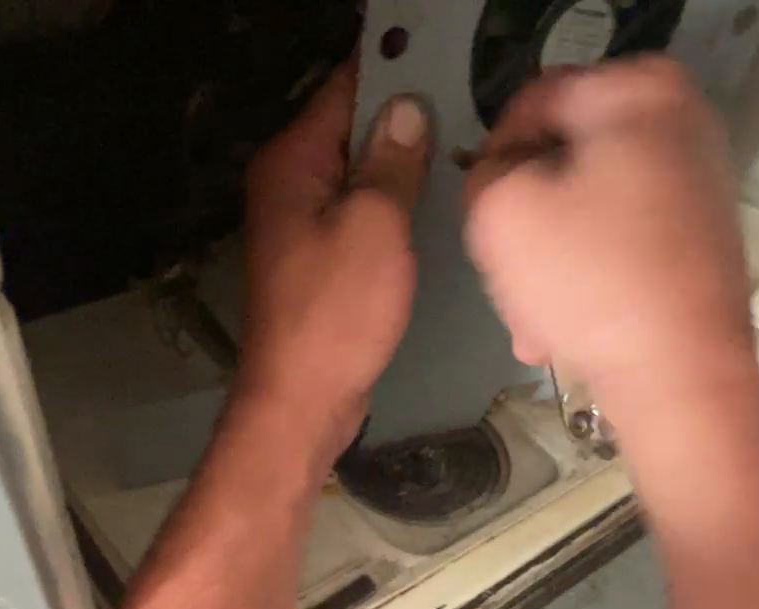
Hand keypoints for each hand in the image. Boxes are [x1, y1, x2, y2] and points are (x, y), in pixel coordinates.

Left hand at [240, 64, 431, 452]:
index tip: (448, 57)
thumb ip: (391, 162)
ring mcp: (301, 229)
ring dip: (402, 169)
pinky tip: (430, 208)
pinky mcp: (319, 265)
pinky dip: (391, 211)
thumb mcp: (374, 226)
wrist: (302, 400)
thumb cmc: (335, 313)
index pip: (345, 88)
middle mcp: (288, 188)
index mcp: (291, 163)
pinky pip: (358, 219)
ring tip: (461, 154)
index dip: (396, 70)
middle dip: (405, 121)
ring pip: (360, 179)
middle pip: (352, 132)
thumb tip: (405, 108)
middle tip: (469, 111)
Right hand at [463, 59, 754, 394]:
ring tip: (532, 315)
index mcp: (640, 93)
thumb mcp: (501, 214)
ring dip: (544, 265)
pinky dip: (582, 283)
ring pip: (581, 215)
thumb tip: (494, 177)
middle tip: (507, 267)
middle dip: (523, 223)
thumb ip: (481, 173)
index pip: (530, 103)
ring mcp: (692, 189)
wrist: (676, 375)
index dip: (490, 157)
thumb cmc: (596, 288)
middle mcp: (680, 128)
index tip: (479, 205)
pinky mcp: (691, 245)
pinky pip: (612, 250)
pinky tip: (562, 326)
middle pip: (559, 166)